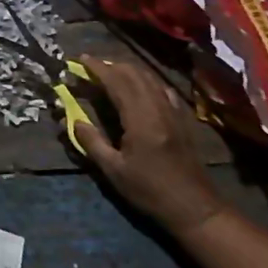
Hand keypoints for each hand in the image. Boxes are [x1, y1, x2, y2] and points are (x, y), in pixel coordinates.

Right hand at [73, 55, 225, 231]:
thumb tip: (72, 120)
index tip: (79, 60)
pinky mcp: (181, 119)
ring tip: (108, 73)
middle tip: (89, 67)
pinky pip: (161, 89)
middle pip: (134, 74)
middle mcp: (158, 109)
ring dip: (127, 70)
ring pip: (149, 78)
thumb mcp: (114, 171)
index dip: (97, 68)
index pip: (117, 82)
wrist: (195, 208)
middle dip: (110, 65)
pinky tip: (136, 88)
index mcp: (140, 120)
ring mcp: (173, 112)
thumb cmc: (151, 191)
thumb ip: (91, 142)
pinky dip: (144, 81)